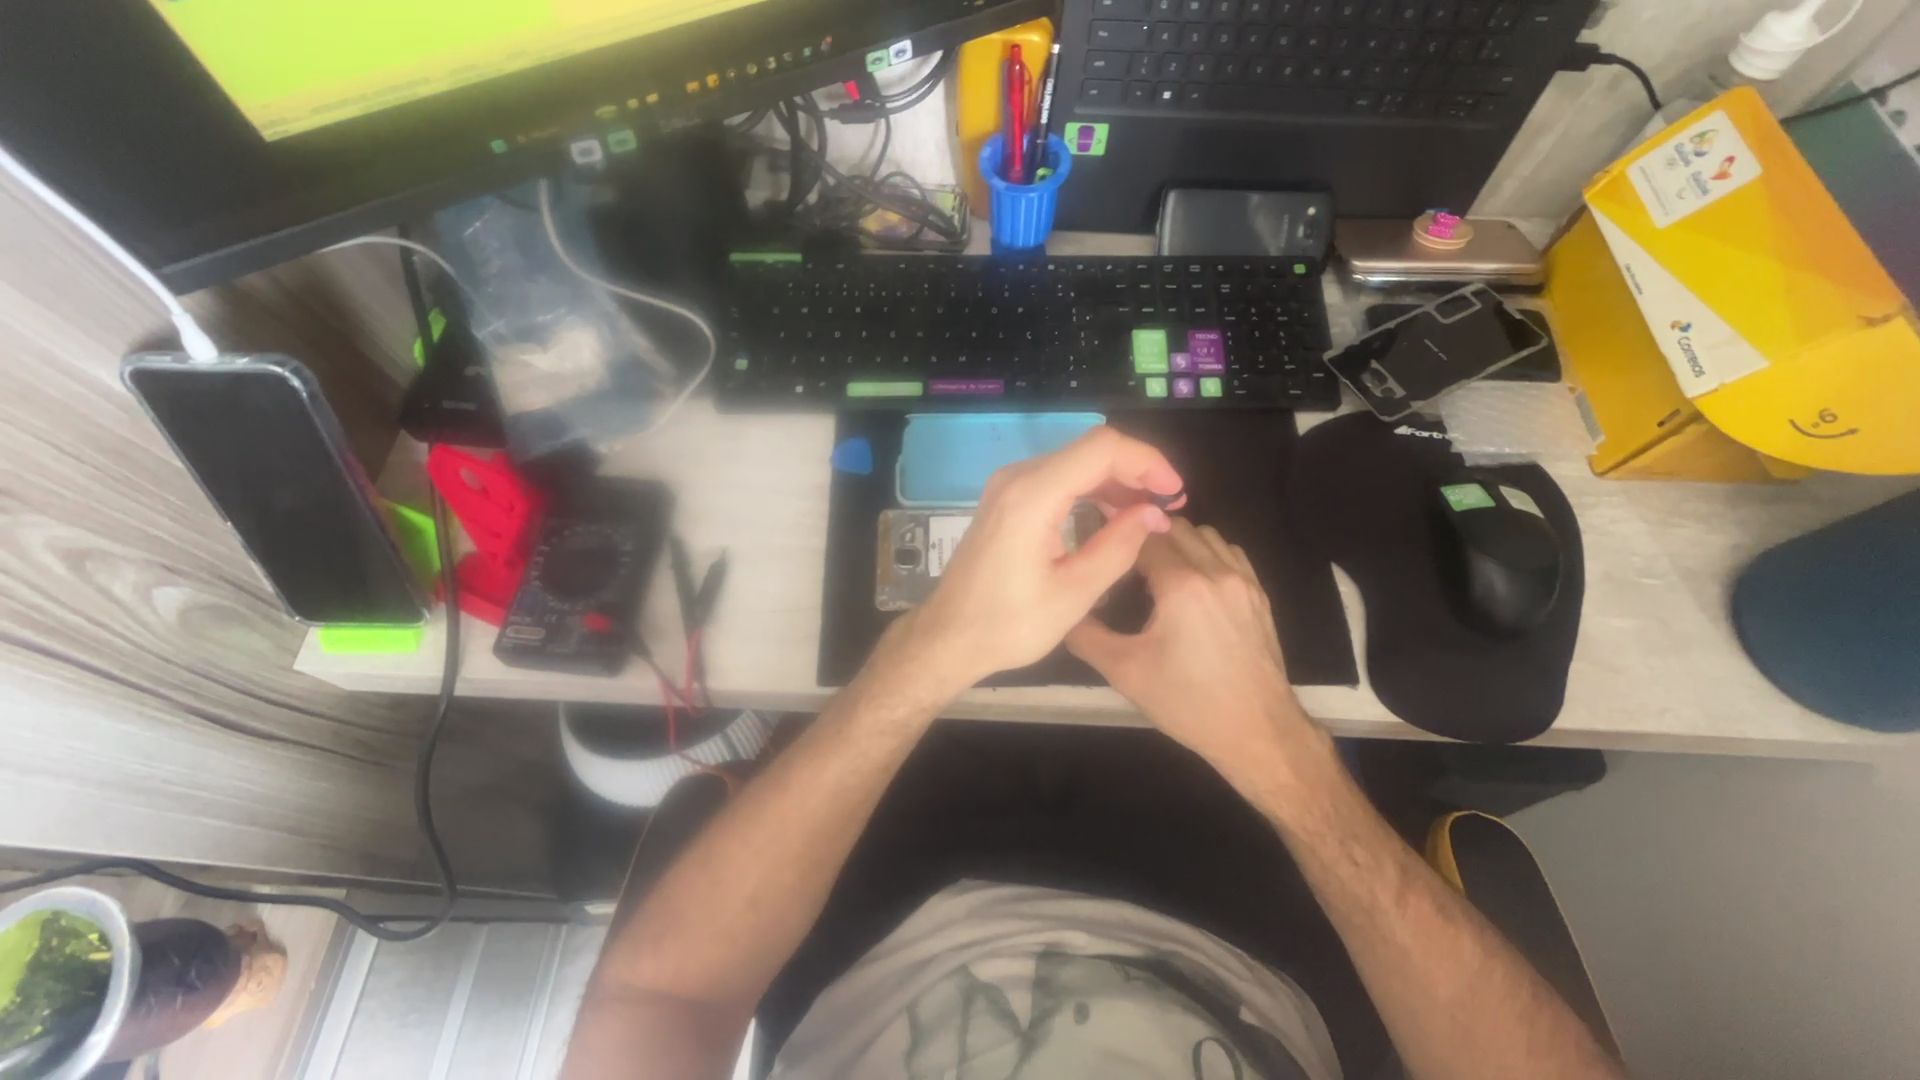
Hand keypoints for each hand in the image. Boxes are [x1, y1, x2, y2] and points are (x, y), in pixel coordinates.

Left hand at [889, 426, 1184, 696]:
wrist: (949, 638)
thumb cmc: (1009, 624)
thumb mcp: (1074, 593)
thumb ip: (1119, 546)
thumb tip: (1154, 513)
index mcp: (1033, 496)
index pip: (1102, 448)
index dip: (1147, 460)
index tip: (1175, 491)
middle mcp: (1018, 478)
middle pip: (1089, 451)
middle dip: (1136, 470)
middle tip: (1169, 505)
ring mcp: (1008, 487)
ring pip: (1075, 463)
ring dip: (1115, 481)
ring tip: (1149, 512)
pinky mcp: (1006, 501)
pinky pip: (1057, 480)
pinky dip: (1090, 490)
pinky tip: (1114, 516)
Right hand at [1066, 520, 1326, 786]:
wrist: (1257, 732)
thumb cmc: (1188, 703)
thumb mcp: (1124, 672)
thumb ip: (1086, 635)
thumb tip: (1064, 609)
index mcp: (1182, 586)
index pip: (1144, 538)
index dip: (1118, 538)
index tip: (1099, 548)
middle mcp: (1216, 573)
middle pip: (1175, 529)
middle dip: (1145, 538)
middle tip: (1121, 562)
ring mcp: (1243, 583)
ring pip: (1206, 536)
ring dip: (1178, 542)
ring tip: (1155, 570)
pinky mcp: (1259, 597)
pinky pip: (1230, 554)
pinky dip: (1207, 554)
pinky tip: (1191, 581)